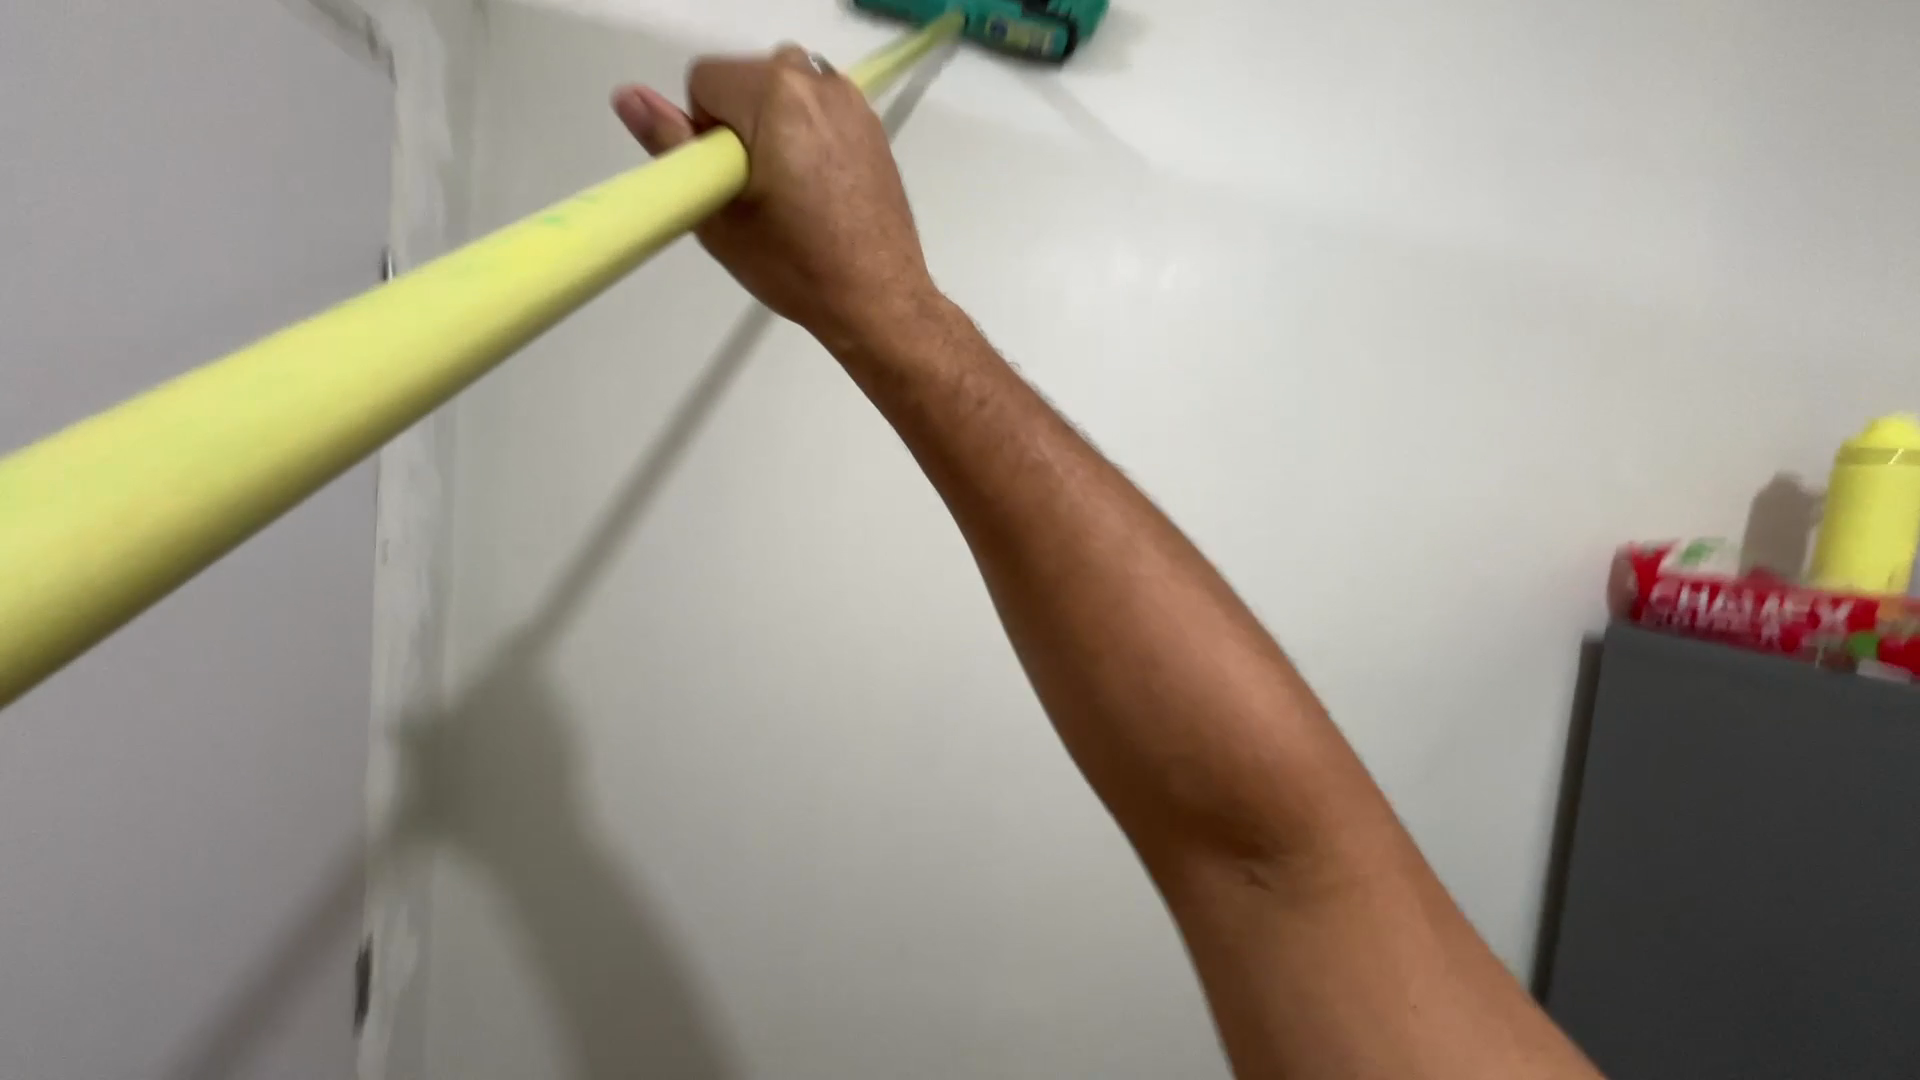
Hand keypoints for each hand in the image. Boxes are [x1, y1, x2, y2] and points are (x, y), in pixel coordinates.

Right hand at [613, 46, 936, 350]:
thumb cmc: (797, 267)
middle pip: (746, 82)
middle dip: (739, 127)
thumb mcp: (720, 216)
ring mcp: (853, 103)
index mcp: (775, 93)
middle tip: (760, 196)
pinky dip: (808, 139)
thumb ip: (672, 147)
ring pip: (784, 96)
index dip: (704, 135)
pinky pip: (820, 115)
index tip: (730, 184)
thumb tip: (628, 97)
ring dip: (773, 131)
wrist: (878, 300)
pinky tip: (819, 193)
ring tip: (790, 198)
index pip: (703, 81)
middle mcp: (819, 82)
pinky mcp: (873, 129)